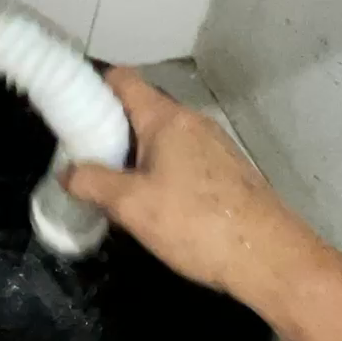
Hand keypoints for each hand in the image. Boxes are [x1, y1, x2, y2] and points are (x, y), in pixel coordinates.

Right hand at [62, 69, 323, 302]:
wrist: (274, 261)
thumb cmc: (197, 224)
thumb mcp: (132, 207)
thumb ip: (93, 184)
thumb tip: (67, 173)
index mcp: (165, 118)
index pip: (122, 79)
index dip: (93, 87)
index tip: (73, 113)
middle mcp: (191, 121)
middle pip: (141, 109)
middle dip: (112, 130)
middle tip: (90, 161)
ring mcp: (215, 145)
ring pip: (163, 135)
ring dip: (137, 154)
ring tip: (121, 188)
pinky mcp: (229, 170)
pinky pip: (184, 155)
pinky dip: (163, 168)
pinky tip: (161, 205)